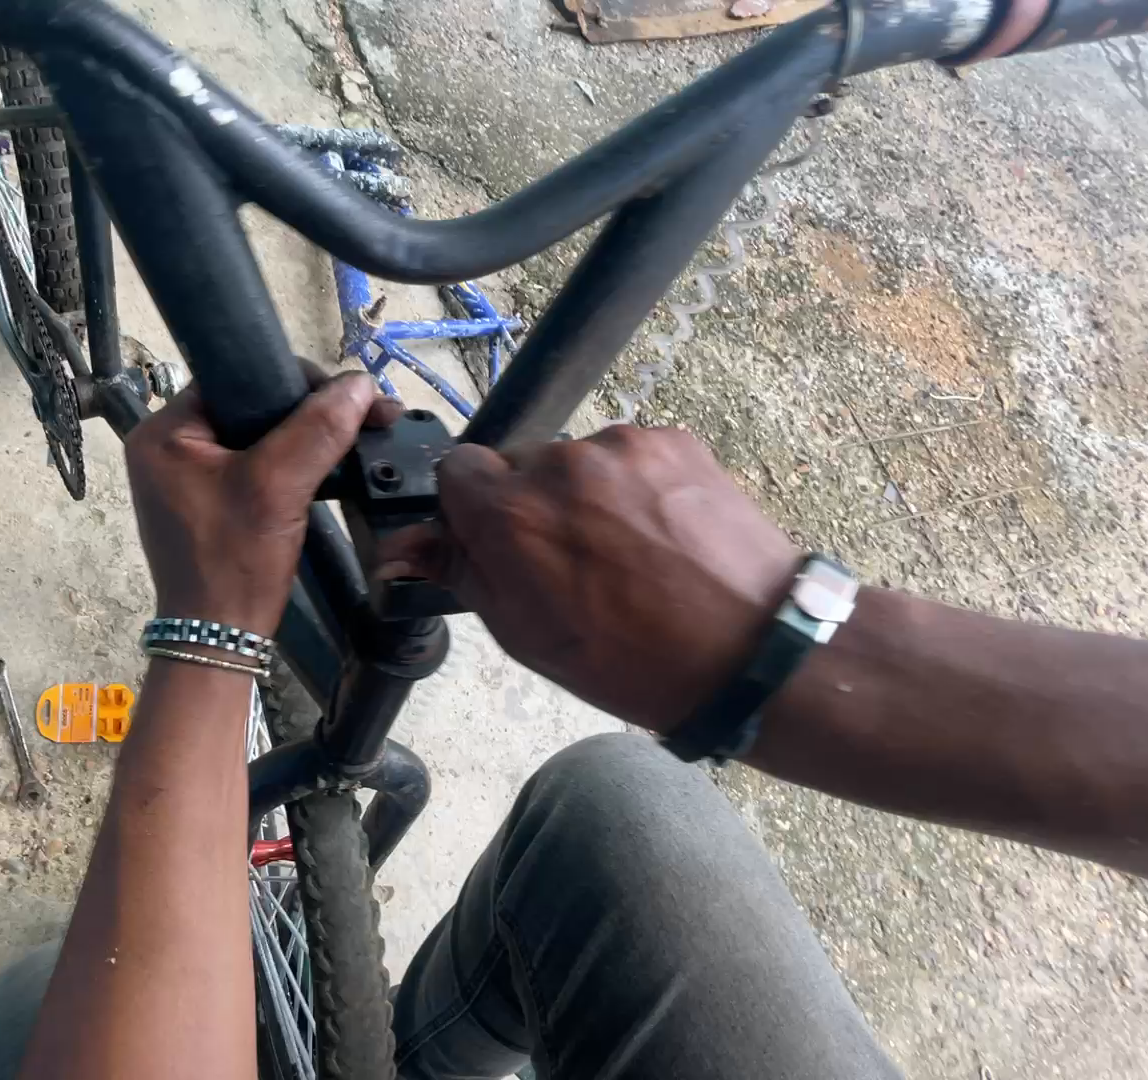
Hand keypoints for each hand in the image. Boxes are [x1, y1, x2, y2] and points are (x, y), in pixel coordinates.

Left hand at [125, 371, 391, 634]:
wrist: (220, 639)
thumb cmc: (234, 562)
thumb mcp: (277, 488)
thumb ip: (317, 430)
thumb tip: (362, 384)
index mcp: (164, 432)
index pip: (234, 379)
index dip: (294, 381)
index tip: (344, 397)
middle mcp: (167, 446)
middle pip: (248, 405)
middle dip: (306, 411)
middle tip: (359, 416)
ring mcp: (185, 476)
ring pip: (255, 436)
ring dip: (304, 438)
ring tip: (354, 436)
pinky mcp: (207, 500)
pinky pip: (254, 465)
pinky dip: (290, 464)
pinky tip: (327, 465)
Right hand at [377, 426, 800, 732]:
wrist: (751, 652)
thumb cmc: (622, 657)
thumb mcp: (520, 630)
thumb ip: (456, 570)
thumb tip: (397, 548)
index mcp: (507, 513)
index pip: (455, 469)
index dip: (470, 505)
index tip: (495, 538)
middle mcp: (556, 463)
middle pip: (515, 463)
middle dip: (525, 499)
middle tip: (564, 554)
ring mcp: (619, 446)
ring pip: (571, 459)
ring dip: (578, 492)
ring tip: (621, 547)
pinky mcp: (671, 439)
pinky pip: (624, 453)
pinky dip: (627, 483)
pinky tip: (655, 529)